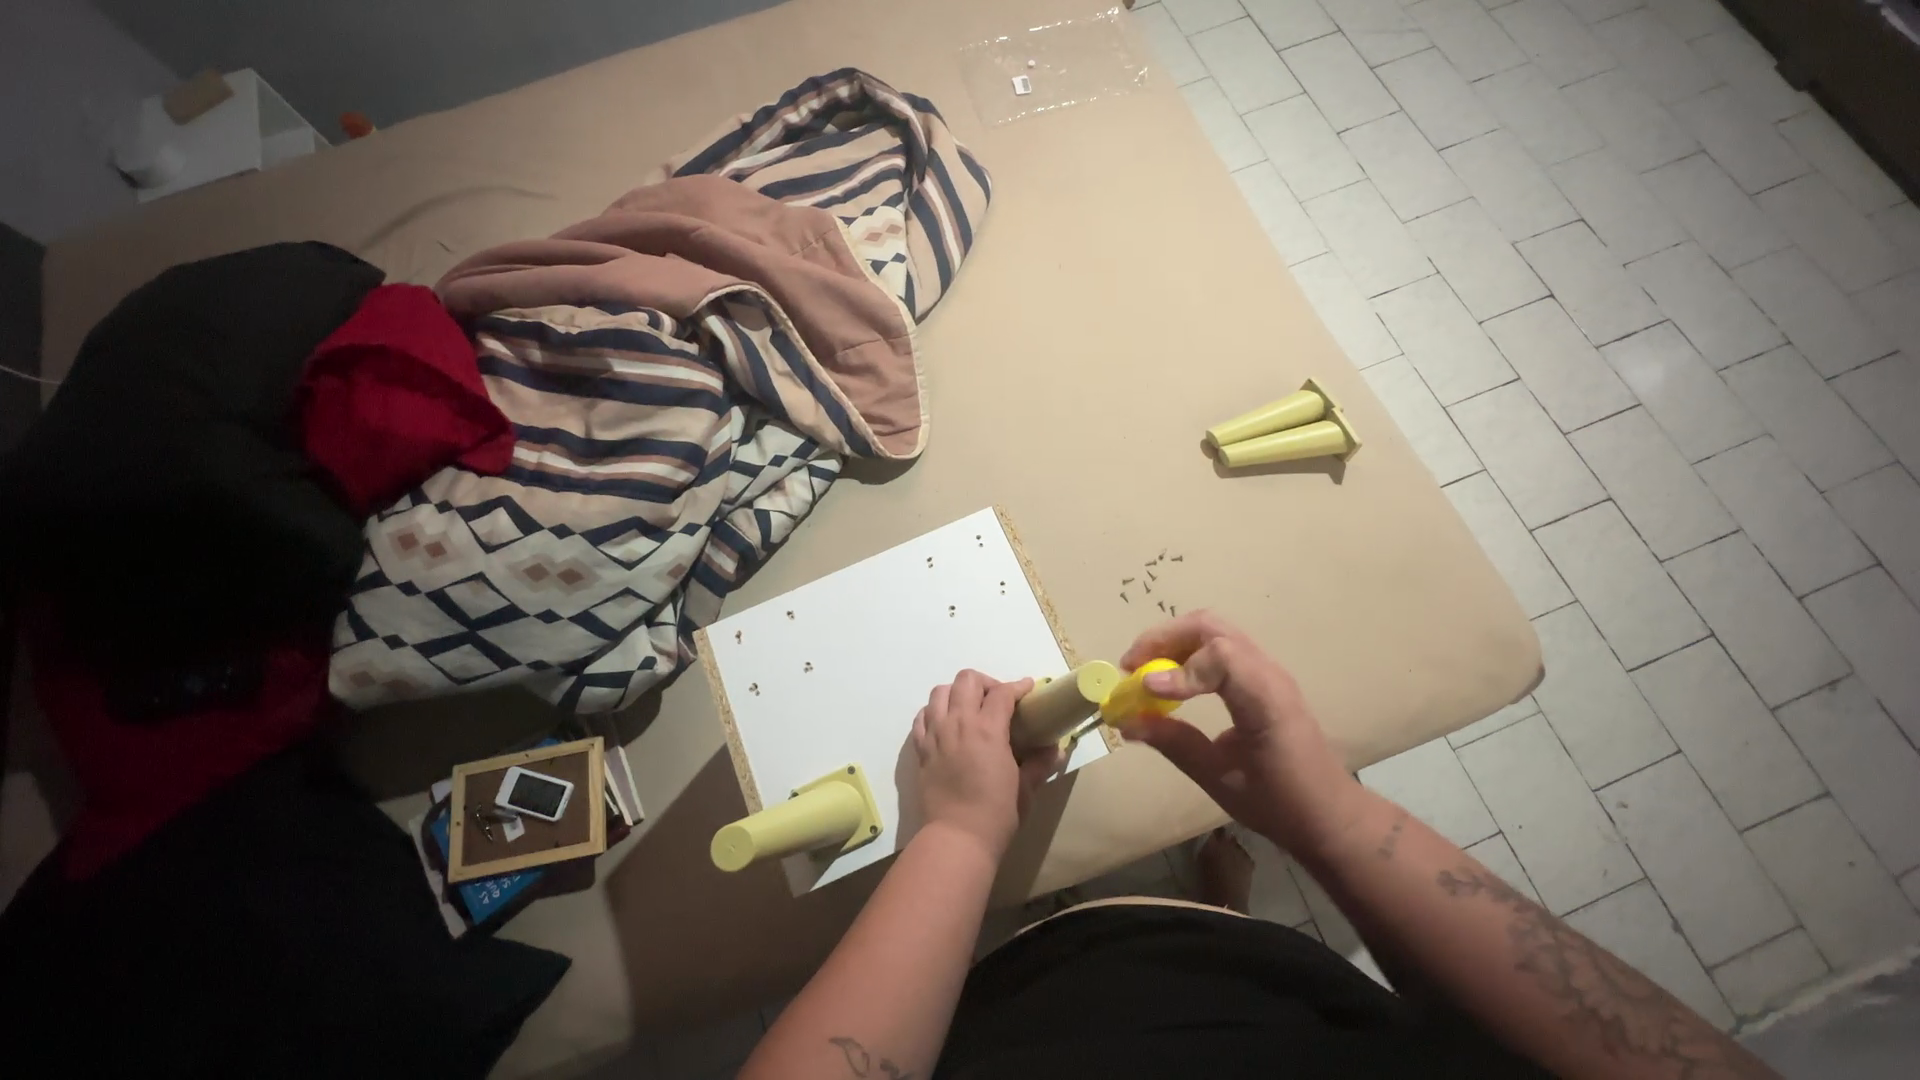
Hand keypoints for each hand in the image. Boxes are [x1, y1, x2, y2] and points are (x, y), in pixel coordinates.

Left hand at [911, 670, 1057, 858]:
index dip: (1018, 686)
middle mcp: (958, 724)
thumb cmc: (996, 814)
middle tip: (998, 700)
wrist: (957, 838)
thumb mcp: (1025, 788)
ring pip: (940, 692)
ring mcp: (935, 734)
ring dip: (957, 692)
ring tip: (969, 708)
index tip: (1027, 689)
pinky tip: (946, 723)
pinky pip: (922, 716)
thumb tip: (1056, 750)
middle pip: (967, 680)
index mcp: (987, 730)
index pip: (1002, 693)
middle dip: (986, 683)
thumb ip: (1039, 764)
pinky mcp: (921, 749)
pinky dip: (934, 711)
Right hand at [1120, 612, 1366, 858]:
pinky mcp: (1261, 679)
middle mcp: (1268, 674)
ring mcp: (1267, 672)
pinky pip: (1221, 648)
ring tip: (1145, 671)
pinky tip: (1171, 682)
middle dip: (1163, 639)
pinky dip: (1188, 653)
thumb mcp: (1219, 779)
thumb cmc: (1279, 803)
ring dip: (1173, 643)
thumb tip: (1127, 722)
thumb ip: (1173, 744)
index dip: (1176, 667)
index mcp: (1265, 700)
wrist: (1329, 814)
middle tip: (1132, 666)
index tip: (1143, 690)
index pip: (1220, 655)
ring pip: (1214, 631)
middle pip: (1210, 626)